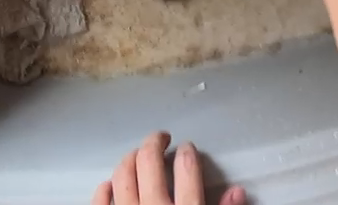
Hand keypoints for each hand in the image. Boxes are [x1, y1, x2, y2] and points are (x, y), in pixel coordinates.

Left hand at [95, 132, 243, 204]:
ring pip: (122, 174)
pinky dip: (105, 189)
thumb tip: (238, 192)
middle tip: (161, 138)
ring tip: (139, 155)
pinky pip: (100, 201)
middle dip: (155, 142)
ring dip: (131, 158)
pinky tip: (112, 184)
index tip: (187, 148)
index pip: (187, 169)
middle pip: (148, 160)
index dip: (188, 152)